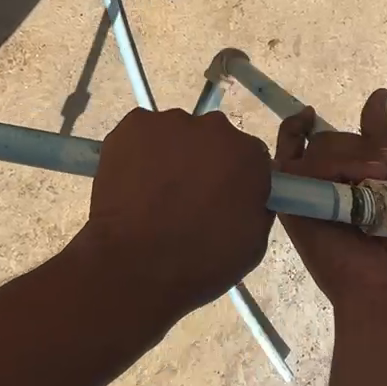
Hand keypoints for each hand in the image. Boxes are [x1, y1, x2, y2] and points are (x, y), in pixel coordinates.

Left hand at [73, 107, 273, 318]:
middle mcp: (213, 127)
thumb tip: (246, 192)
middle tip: (188, 198)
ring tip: (154, 195)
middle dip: (204, 161)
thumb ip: (254, 203)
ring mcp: (170, 121)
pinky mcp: (133, 123)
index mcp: (247, 155)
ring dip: (170, 156)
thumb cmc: (199, 262)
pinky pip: (142, 133)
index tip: (224, 199)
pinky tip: (132, 183)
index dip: (236, 179)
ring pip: (175, 134)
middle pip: (212, 138)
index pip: (249, 157)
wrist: (134, 263)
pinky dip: (138, 151)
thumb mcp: (251, 243)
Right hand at [277, 89, 386, 318]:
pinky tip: (307, 132)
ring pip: (315, 147)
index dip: (347, 135)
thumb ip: (381, 137)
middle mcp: (321, 182)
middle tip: (383, 176)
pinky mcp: (288, 199)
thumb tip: (380, 93)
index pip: (335, 140)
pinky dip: (302, 147)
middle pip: (327, 139)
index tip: (373, 139)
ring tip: (368, 186)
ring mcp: (303, 189)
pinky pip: (288, 160)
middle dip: (358, 151)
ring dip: (345, 159)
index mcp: (345, 179)